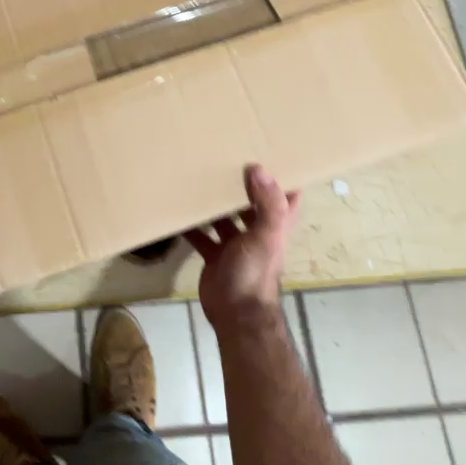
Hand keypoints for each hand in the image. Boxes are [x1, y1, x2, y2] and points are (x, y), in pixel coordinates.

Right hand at [185, 164, 300, 331]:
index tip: (270, 149)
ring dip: (214, 201)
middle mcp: (258, 231)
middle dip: (242, 182)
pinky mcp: (215, 256)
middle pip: (252, 201)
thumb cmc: (255, 273)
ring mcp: (236, 244)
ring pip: (225, 217)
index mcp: (276, 224)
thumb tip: (257, 167)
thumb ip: (267, 203)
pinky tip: (177, 210)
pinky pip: (202, 235)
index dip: (284, 175)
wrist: (236, 314)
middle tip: (223, 155)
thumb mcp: (266, 236)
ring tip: (197, 176)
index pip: (288, 195)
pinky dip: (191, 225)